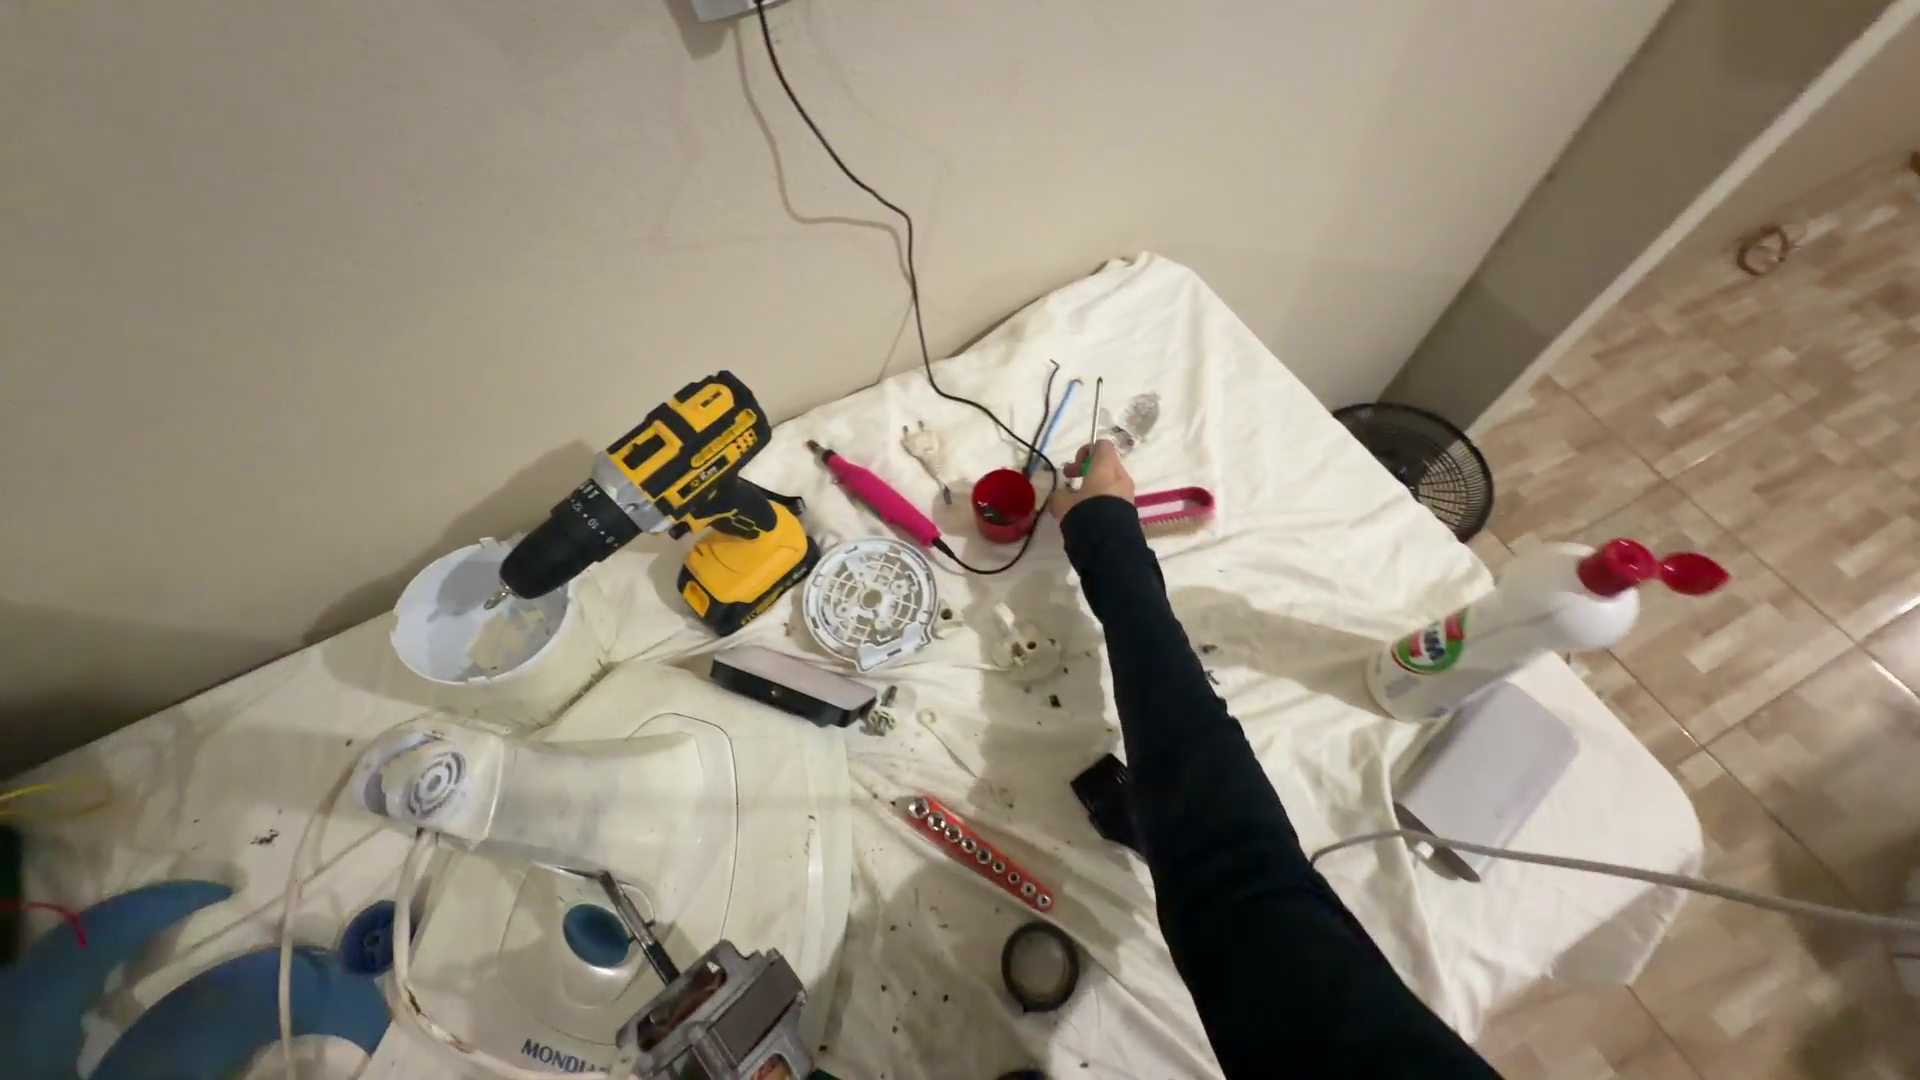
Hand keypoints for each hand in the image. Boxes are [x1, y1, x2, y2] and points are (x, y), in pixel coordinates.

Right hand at [1049, 440, 1134, 519]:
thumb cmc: (1084, 512)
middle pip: (1106, 463)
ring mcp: (1127, 492)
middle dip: (1087, 469)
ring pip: (1110, 481)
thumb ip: (1060, 494)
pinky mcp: (1129, 508)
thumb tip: (1060, 495)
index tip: (1075, 465)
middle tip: (1070, 479)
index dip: (1086, 451)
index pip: (1102, 445)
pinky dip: (1102, 498)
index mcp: (1106, 466)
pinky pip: (1114, 496)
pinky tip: (1090, 513)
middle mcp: (1120, 475)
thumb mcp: (1063, 502)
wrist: (1108, 541)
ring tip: (1079, 500)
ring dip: (1095, 486)